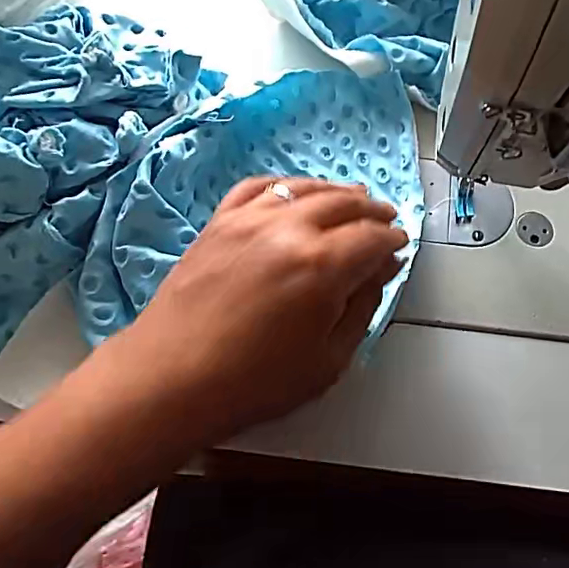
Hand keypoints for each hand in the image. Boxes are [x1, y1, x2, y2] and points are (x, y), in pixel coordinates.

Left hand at [95, 176, 407, 444]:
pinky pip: (259, 187)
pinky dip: (285, 185)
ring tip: (351, 196)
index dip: (392, 240)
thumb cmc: (253, 382)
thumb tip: (381, 270)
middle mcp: (288, 229)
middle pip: (343, 203)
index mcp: (321, 265)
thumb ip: (362, 307)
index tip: (399, 245)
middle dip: (371, 209)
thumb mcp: (328, 360)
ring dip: (334, 191)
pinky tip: (294, 193)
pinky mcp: (220, 221)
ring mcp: (249, 218)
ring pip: (303, 188)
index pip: (372, 237)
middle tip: (384, 217)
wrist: (169, 378)